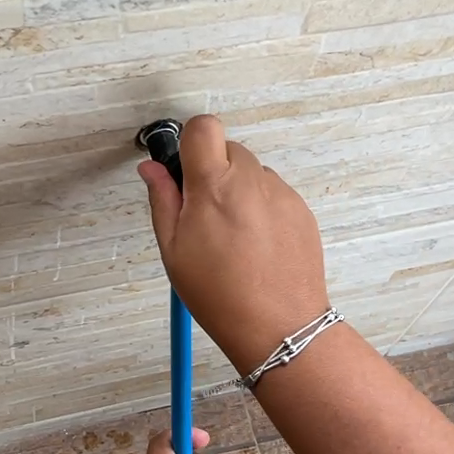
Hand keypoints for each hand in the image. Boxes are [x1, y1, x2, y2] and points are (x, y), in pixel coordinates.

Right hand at [139, 114, 330, 373]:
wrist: (279, 326)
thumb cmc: (220, 294)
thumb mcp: (173, 249)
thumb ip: (162, 199)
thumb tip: (152, 167)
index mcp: (213, 185)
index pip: (202, 127)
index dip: (189, 142)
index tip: (184, 169)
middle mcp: (251, 180)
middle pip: (227, 149)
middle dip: (212, 170)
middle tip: (204, 214)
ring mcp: (281, 193)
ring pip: (251, 172)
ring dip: (238, 190)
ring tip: (232, 237)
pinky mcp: (301, 209)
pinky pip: (273, 193)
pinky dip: (261, 209)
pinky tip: (255, 245)